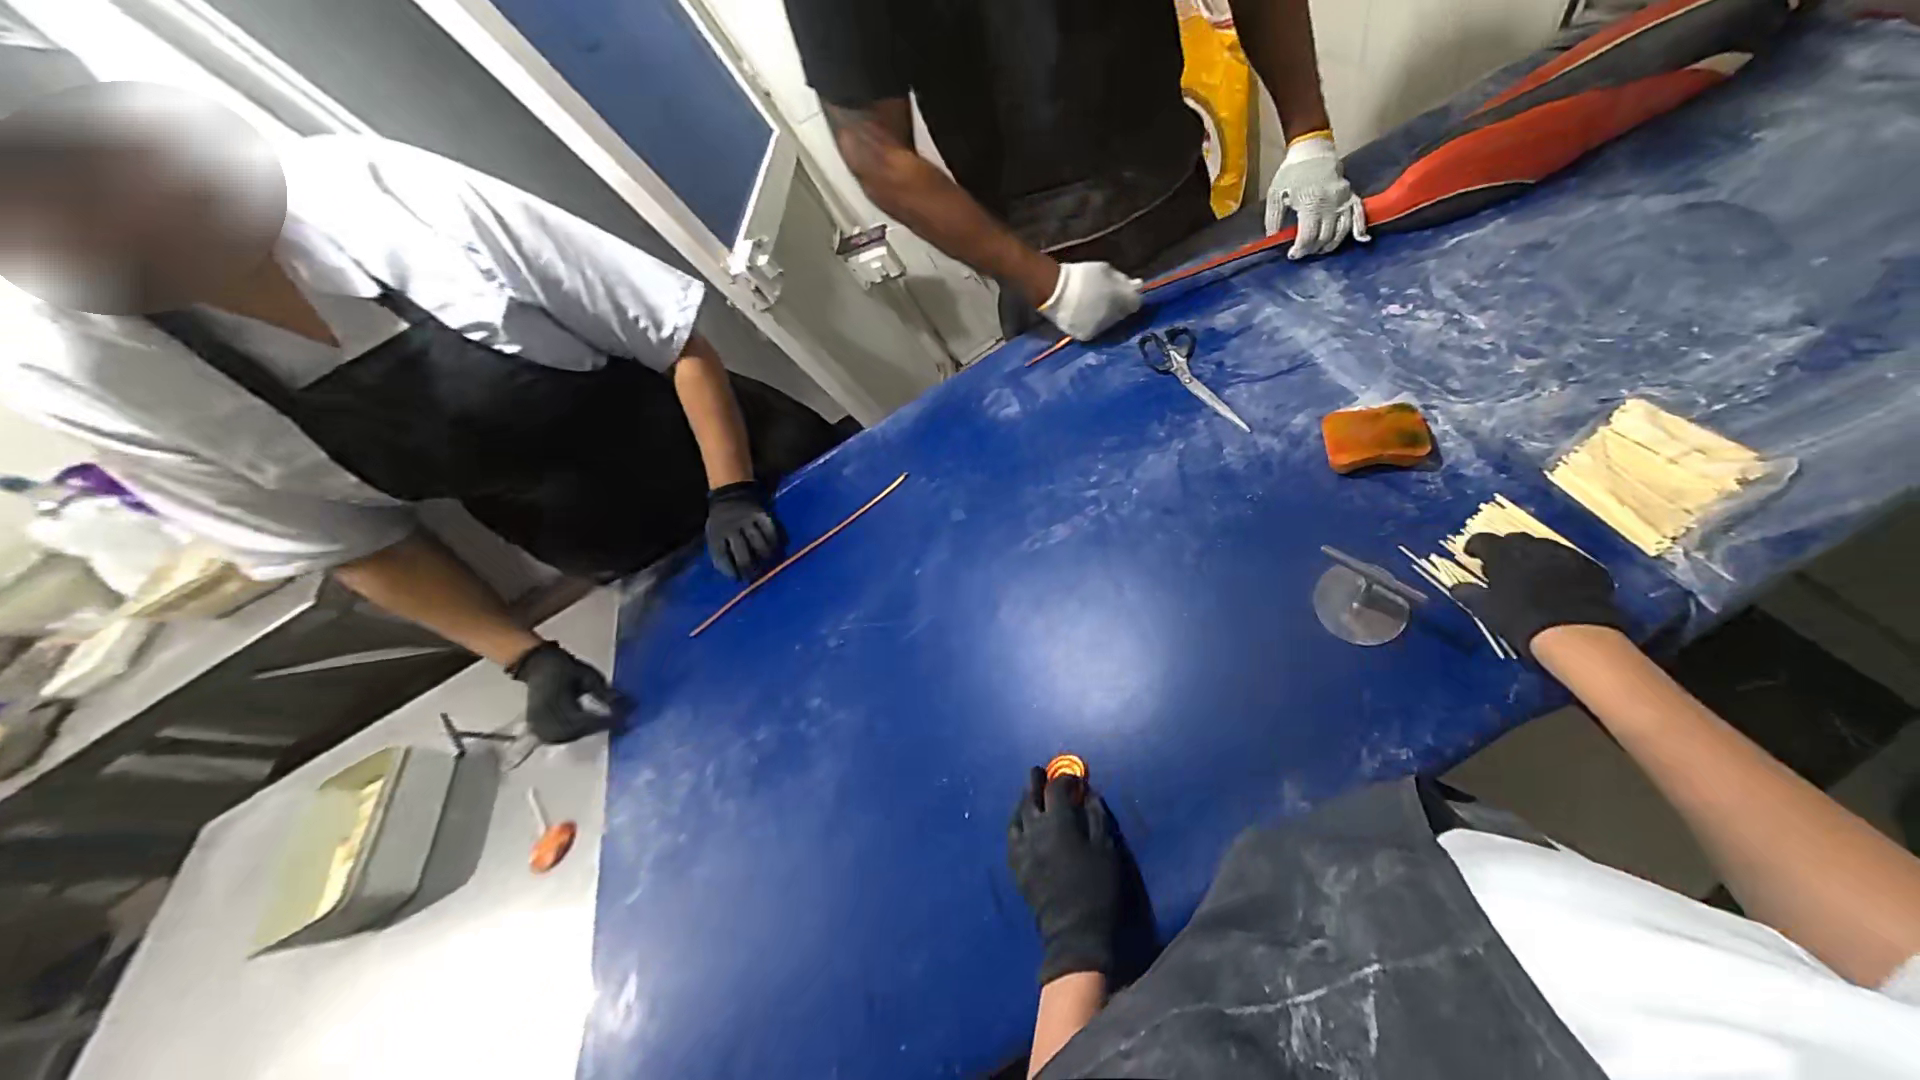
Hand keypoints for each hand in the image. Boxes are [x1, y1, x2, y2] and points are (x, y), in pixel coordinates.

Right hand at [508, 640, 628, 743]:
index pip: (583, 720)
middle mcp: (543, 718)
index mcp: (554, 702)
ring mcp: (538, 725)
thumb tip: (620, 703)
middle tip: (618, 721)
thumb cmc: (566, 669)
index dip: (604, 722)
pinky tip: (588, 726)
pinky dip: (575, 734)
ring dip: (587, 732)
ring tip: (605, 723)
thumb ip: (603, 691)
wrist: (539, 667)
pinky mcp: (536, 728)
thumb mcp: (588, 675)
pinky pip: (559, 737)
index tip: (624, 719)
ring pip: (568, 737)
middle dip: (598, 727)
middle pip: (576, 731)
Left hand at [705, 481, 785, 580]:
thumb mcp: (714, 532)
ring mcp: (748, 521)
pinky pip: (771, 532)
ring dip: (765, 559)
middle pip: (743, 555)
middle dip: (750, 569)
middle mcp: (732, 528)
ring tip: (769, 567)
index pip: (722, 557)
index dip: (730, 571)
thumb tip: (731, 572)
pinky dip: (775, 543)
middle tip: (755, 578)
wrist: (731, 492)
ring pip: (759, 545)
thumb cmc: (721, 518)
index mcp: (716, 533)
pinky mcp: (762, 515)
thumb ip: (720, 549)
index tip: (738, 579)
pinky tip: (778, 551)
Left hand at [1007, 766, 1121, 983]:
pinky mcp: (1015, 863)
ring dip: (1025, 799)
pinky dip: (1017, 821)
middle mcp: (1034, 828)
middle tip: (1040, 772)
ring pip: (1017, 813)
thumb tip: (1088, 793)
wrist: (1074, 931)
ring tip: (1031, 795)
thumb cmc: (1097, 888)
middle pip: (1030, 795)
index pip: (1056, 788)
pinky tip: (1023, 822)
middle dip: (1036, 781)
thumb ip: (1096, 817)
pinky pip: (1011, 833)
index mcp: (1058, 821)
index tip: (1074, 779)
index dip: (1064, 779)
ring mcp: (1020, 846)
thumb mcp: (1106, 849)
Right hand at [1039, 261, 1142, 340]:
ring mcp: (1100, 329)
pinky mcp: (1086, 337)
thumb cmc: (1081, 276)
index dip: (1130, 298)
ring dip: (1105, 317)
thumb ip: (1123, 280)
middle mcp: (1114, 318)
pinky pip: (1094, 331)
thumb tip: (1137, 286)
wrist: (1054, 290)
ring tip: (1091, 306)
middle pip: (1122, 316)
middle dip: (1118, 308)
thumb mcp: (1106, 270)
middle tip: (1105, 298)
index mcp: (1122, 300)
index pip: (1136, 304)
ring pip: (1108, 325)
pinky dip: (1092, 324)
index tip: (1123, 293)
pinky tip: (1083, 316)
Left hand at [1264, 132, 1369, 259]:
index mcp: (1311, 204)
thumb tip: (1274, 237)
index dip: (1300, 250)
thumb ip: (1273, 218)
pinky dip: (1359, 228)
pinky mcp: (1351, 195)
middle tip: (1304, 252)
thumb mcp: (1275, 195)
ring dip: (1330, 244)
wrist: (1313, 151)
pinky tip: (1360, 239)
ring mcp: (1343, 199)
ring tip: (1319, 250)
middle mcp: (1331, 203)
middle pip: (1325, 236)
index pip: (1308, 236)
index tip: (1292, 255)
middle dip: (1313, 249)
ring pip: (1342, 230)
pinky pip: (1359, 214)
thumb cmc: (1291, 174)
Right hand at [1450, 533, 1626, 662]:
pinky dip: (1560, 567)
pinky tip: (1559, 583)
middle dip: (1506, 550)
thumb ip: (1470, 593)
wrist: (1575, 632)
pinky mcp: (1591, 567)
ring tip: (1531, 574)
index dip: (1474, 547)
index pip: (1481, 539)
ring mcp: (1565, 554)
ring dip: (1534, 557)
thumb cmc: (1519, 618)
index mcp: (1502, 553)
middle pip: (1514, 540)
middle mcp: (1533, 546)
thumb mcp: (1485, 608)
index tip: (1471, 556)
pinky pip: (1569, 561)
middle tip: (1501, 566)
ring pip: (1544, 547)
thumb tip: (1457, 587)